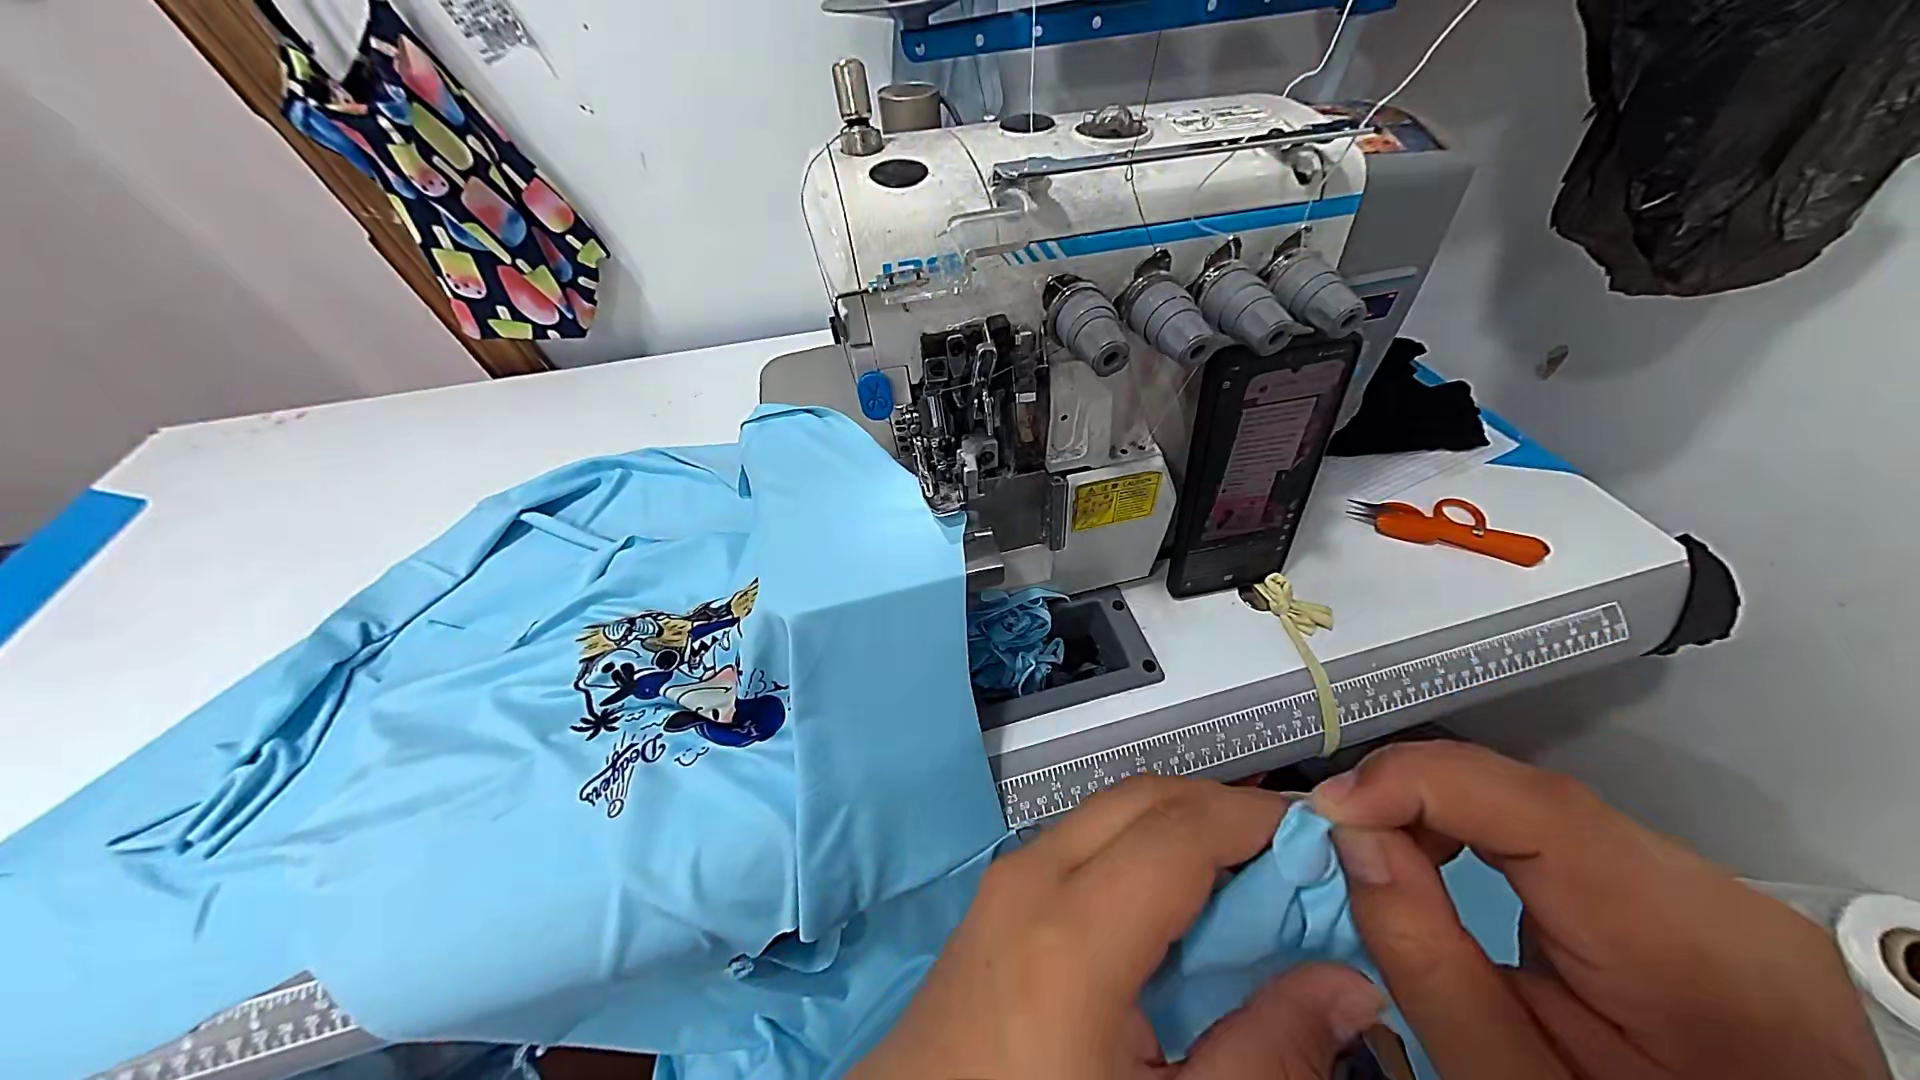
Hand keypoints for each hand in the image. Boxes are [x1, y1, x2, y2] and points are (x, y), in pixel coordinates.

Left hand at [849, 777, 1385, 1079]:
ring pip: (1108, 812)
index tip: (1323, 840)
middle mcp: (1029, 879)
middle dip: (1221, 809)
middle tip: (1290, 857)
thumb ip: (1265, 1052)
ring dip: (1179, 824)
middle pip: (1141, 799)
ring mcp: (1004, 880)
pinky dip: (1137, 846)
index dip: (1256, 819)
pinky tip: (1172, 901)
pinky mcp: (995, 896)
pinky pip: (1079, 841)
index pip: (1180, 829)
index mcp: (1071, 934)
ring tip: (1244, 876)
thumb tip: (1348, 984)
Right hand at [1313, 741, 1890, 1079]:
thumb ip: (1428, 961)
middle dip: (1411, 797)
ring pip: (1526, 802)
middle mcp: (1713, 898)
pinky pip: (1541, 828)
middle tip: (1335, 833)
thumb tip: (1353, 840)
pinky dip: (1464, 829)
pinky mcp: (1662, 891)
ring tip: (1370, 849)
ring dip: (1429, 810)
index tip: (1329, 808)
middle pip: (1529, 797)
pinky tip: (1428, 862)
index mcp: (1693, 952)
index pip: (1543, 808)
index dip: (1419, 782)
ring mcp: (1695, 889)